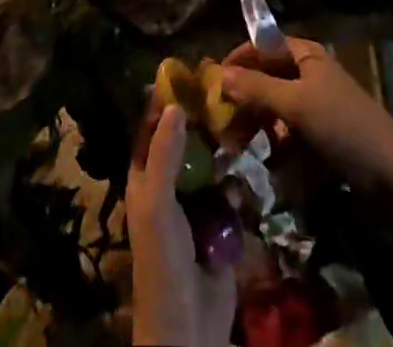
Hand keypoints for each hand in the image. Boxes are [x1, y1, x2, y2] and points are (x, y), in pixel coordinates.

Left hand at [127, 103, 235, 346]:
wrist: (188, 325)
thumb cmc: (163, 259)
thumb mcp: (157, 203)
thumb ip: (165, 155)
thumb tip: (175, 105)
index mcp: (144, 180)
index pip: (152, 131)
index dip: (165, 103)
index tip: (186, 72)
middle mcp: (168, 186)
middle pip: (185, 143)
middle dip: (201, 119)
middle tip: (224, 89)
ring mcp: (195, 205)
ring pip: (209, 164)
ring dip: (222, 146)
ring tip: (242, 115)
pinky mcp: (221, 223)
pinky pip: (230, 191)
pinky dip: (237, 179)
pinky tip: (248, 164)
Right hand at [221, 38, 392, 191]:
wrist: (391, 176)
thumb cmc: (343, 127)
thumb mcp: (295, 104)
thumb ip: (256, 87)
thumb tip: (218, 74)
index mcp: (307, 56)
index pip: (262, 46)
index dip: (237, 60)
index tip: (211, 83)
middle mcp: (308, 75)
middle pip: (265, 77)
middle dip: (242, 98)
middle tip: (218, 122)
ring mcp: (314, 105)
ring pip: (272, 107)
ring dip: (253, 124)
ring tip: (234, 145)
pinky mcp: (318, 134)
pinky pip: (285, 131)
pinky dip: (272, 142)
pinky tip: (264, 158)